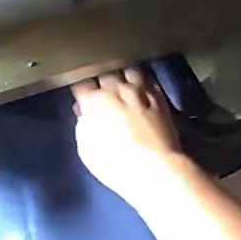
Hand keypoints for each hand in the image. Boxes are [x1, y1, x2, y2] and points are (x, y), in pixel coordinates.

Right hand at [71, 67, 191, 203]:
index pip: (81, 84)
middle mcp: (116, 89)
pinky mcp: (159, 96)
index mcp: (94, 101)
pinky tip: (141, 89)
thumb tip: (84, 111)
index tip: (82, 95)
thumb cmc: (115, 164)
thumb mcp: (87, 150)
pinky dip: (142, 83)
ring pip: (129, 71)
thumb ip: (82, 124)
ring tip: (123, 83)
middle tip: (102, 89)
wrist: (155, 168)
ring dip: (124, 76)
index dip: (81, 90)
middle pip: (105, 73)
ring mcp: (140, 90)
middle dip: (102, 79)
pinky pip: (148, 81)